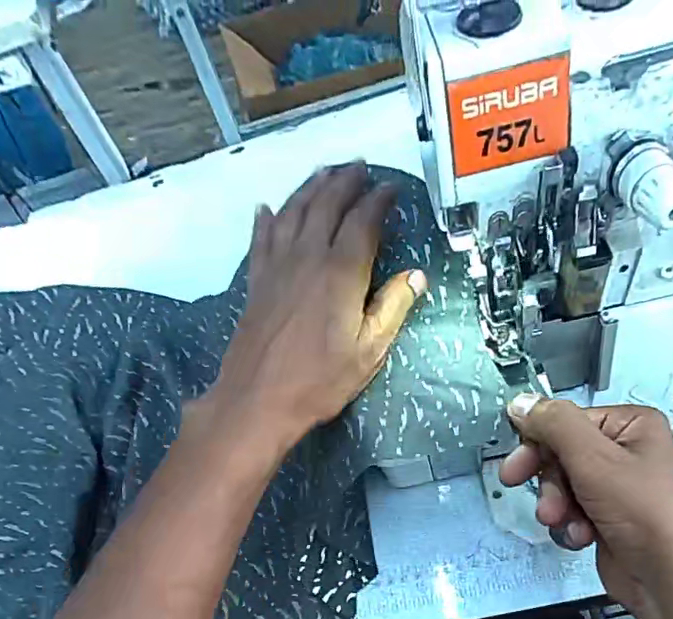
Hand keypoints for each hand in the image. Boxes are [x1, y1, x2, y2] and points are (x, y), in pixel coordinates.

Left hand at [207, 163, 425, 448]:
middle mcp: (307, 257)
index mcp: (341, 273)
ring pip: (293, 210)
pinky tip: (269, 207)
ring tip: (325, 172)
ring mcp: (277, 264)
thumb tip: (416, 275)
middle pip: (326, 204)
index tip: (392, 189)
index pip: (363, 222)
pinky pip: (262, 236)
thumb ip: (392, 308)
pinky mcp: (257, 279)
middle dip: (345, 181)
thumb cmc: (322, 379)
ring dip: (310, 186)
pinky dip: (269, 217)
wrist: (260, 397)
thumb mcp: (370, 350)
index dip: (379, 201)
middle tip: (360, 168)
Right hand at [498, 394, 672, 618]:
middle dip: (551, 483)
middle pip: (563, 456)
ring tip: (568, 523)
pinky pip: (574, 514)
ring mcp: (618, 489)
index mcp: (632, 426)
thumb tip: (521, 402)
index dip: (540, 444)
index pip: (569, 422)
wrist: (672, 579)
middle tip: (542, 503)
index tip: (515, 467)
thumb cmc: (643, 511)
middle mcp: (626, 453)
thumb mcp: (594, 459)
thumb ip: (554, 425)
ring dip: (560, 508)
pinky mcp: (610, 520)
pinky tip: (583, 538)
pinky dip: (572, 526)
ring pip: (564, 488)